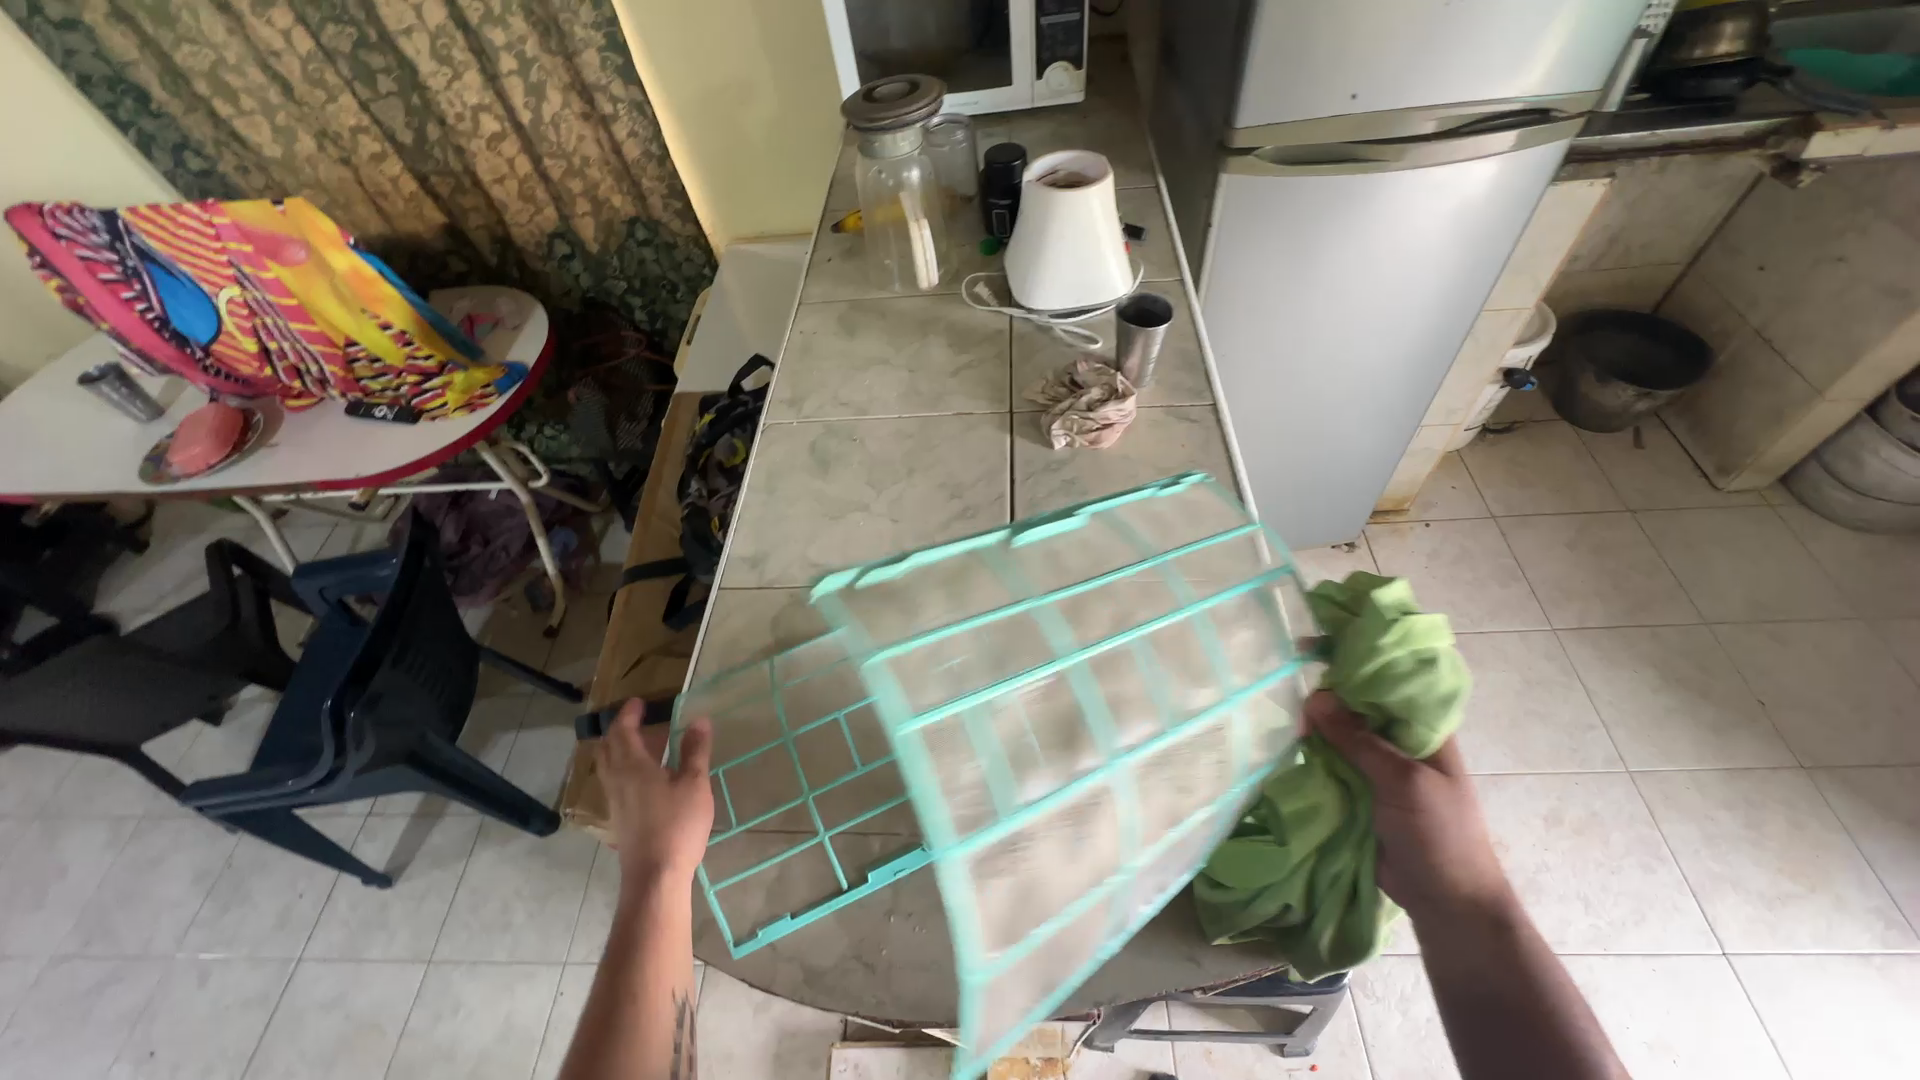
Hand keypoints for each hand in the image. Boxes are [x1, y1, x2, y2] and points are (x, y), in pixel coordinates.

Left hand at [597, 699, 713, 889]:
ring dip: (618, 749)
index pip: (623, 731)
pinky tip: (641, 778)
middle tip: (636, 720)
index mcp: (633, 766)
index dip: (629, 714)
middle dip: (618, 729)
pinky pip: (613, 782)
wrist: (655, 875)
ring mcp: (614, 801)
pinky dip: (622, 768)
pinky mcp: (618, 818)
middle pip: (607, 747)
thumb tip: (699, 719)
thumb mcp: (695, 784)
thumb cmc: (677, 824)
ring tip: (639, 745)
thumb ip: (696, 750)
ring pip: (607, 766)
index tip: (639, 702)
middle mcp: (617, 779)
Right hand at [1304, 690, 1512, 921]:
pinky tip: (1288, 745)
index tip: (1315, 650)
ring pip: (1338, 736)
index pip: (1387, 685)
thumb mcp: (1403, 781)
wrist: (1443, 900)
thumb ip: (1359, 740)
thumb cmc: (1438, 834)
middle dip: (1326, 699)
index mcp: (1423, 731)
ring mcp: (1375, 769)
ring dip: (1315, 729)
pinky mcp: (1355, 792)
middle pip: (1356, 708)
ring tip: (1285, 719)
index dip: (1354, 667)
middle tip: (1292, 692)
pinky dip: (1310, 756)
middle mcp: (1398, 743)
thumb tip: (1315, 697)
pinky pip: (1328, 765)